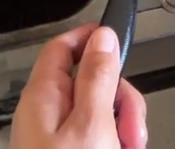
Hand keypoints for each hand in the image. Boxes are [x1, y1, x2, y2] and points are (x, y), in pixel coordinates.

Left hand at [9, 24, 147, 148]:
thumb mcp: (91, 125)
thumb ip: (98, 77)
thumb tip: (103, 36)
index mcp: (42, 97)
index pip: (62, 45)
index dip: (91, 37)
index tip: (119, 41)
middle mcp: (44, 115)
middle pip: (88, 81)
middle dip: (119, 96)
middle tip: (132, 123)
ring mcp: (54, 140)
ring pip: (97, 111)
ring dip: (121, 123)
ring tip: (129, 145)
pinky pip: (94, 136)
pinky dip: (114, 142)